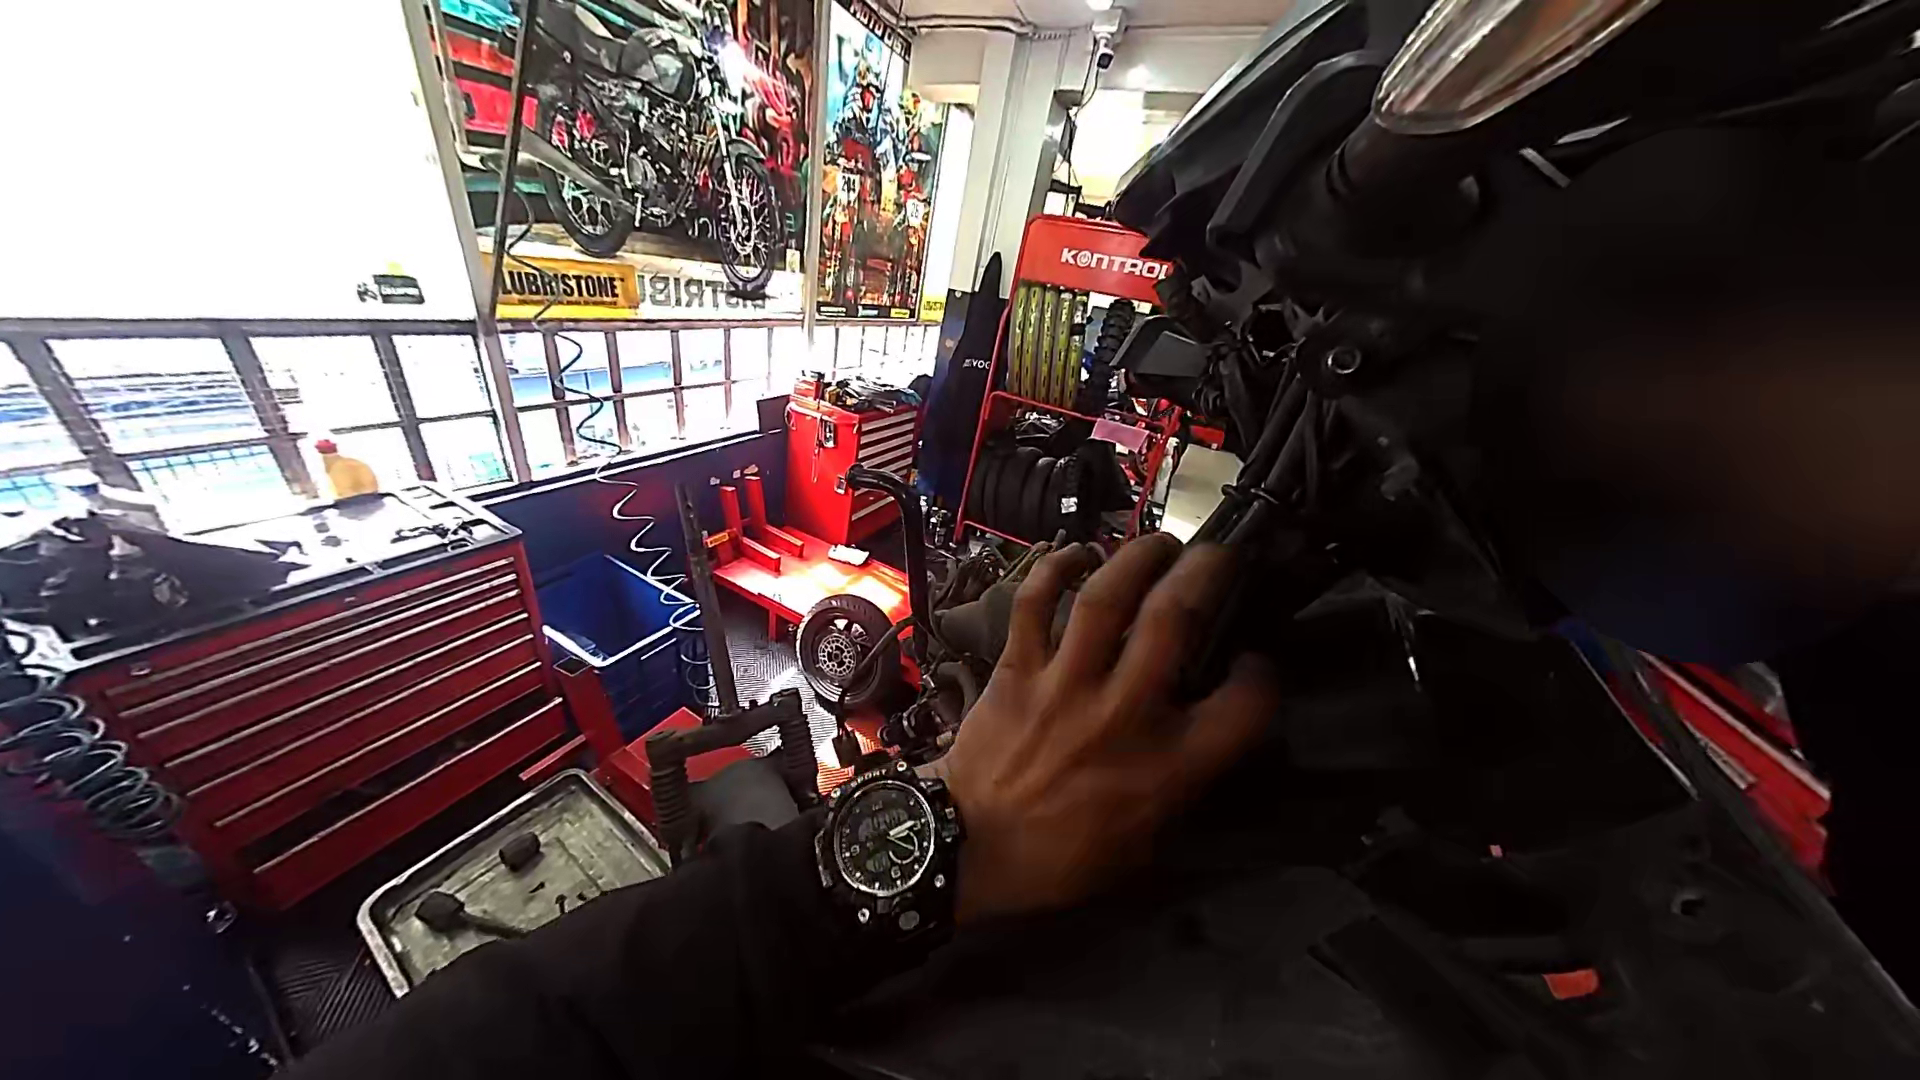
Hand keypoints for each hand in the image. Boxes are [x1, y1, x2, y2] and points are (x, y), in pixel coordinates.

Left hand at [940, 534, 1279, 922]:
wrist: (972, 846)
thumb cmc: (1063, 854)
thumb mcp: (1147, 840)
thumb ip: (1185, 781)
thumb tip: (1206, 727)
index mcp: (1166, 764)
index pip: (1244, 705)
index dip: (1263, 675)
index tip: (1254, 661)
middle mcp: (1122, 711)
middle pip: (1175, 618)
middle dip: (1206, 570)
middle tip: (1215, 554)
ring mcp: (1065, 681)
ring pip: (1106, 597)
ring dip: (1137, 557)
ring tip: (1157, 544)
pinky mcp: (1018, 666)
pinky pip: (1035, 602)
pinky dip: (1055, 568)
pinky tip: (1077, 553)